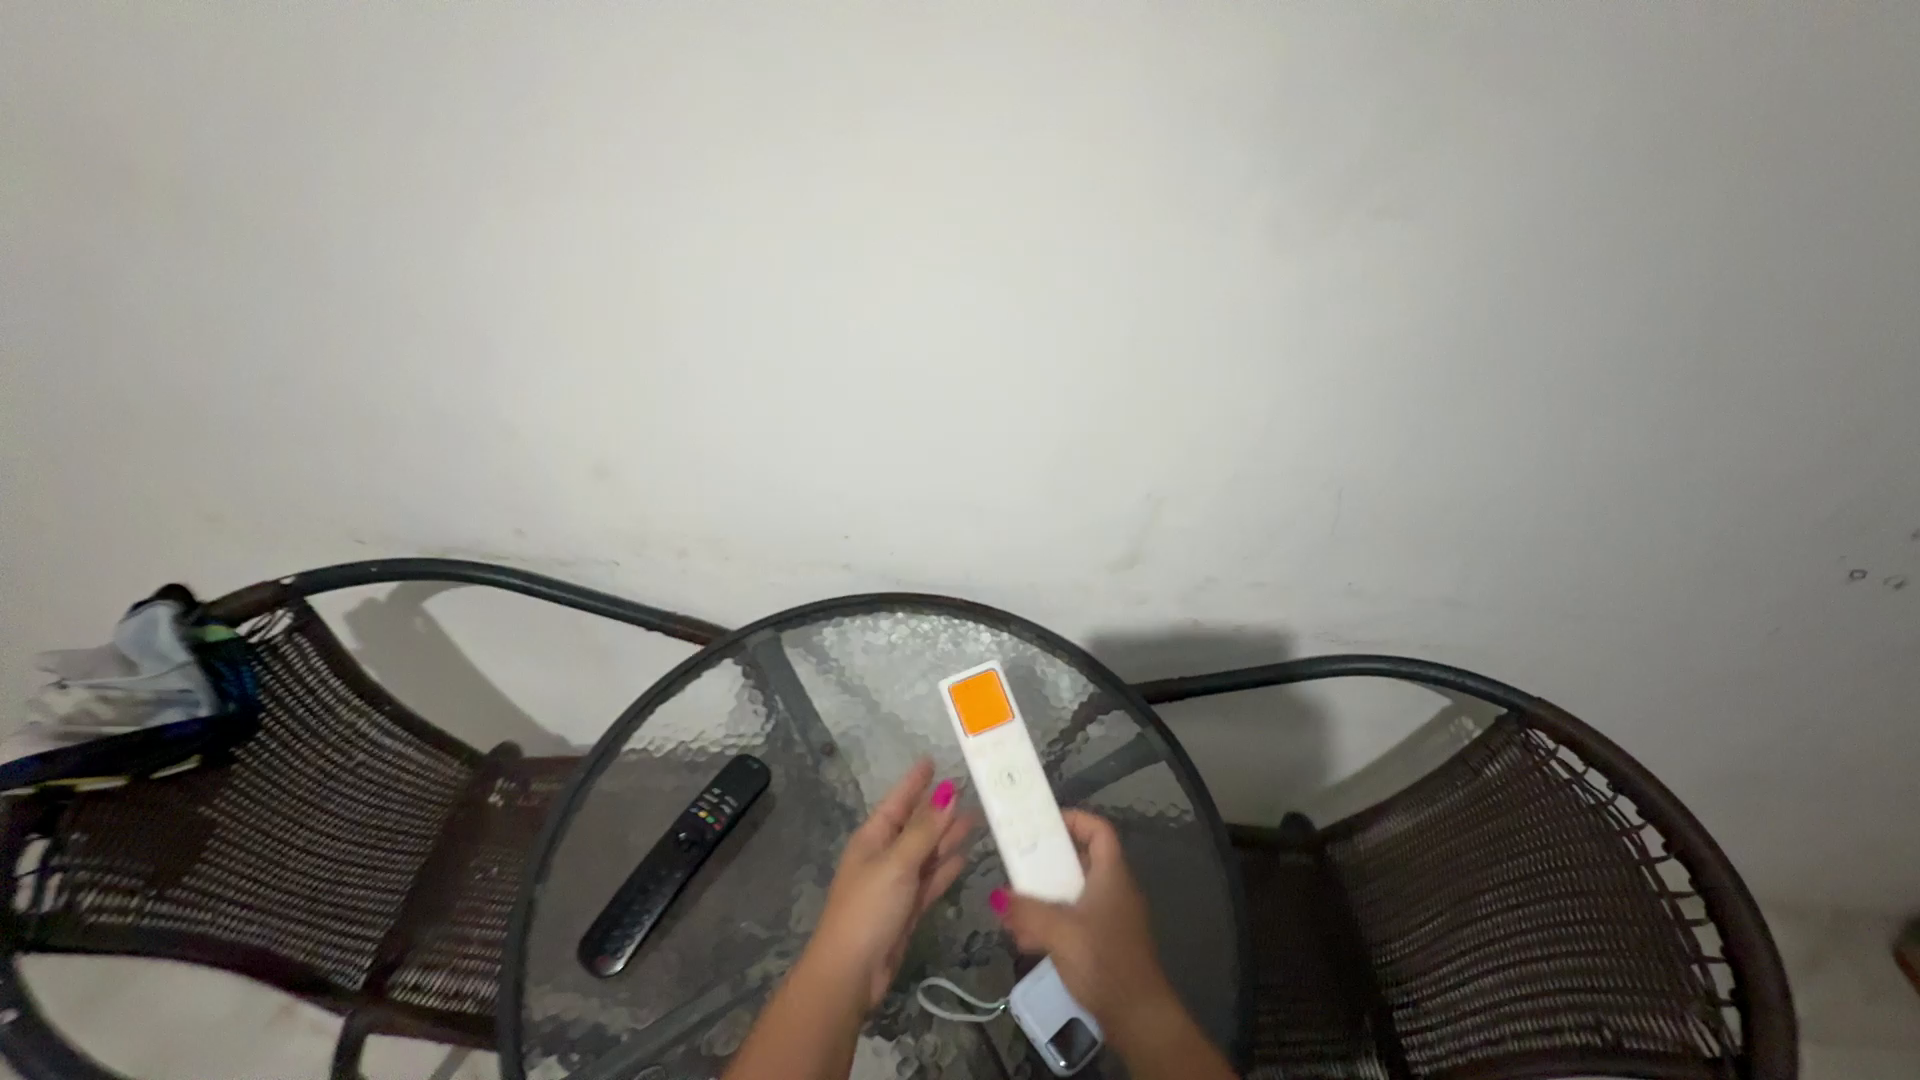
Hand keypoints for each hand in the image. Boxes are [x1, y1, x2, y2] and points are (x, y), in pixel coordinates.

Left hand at [804, 759, 976, 1008]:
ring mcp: (896, 884)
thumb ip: (924, 831)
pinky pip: (931, 880)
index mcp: (872, 838)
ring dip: (948, 837)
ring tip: (976, 819)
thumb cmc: (868, 908)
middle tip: (969, 789)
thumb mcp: (897, 863)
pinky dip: (946, 868)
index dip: (915, 782)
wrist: (852, 972)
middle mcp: (884, 856)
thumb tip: (947, 793)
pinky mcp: (908, 909)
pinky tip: (964, 857)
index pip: (898, 801)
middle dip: (940, 809)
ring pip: (927, 853)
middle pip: (916, 826)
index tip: (933, 761)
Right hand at [994, 810, 1175, 1033]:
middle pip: (1080, 860)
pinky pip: (1074, 920)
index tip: (1042, 824)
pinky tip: (1026, 940)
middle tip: (1017, 865)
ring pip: (1073, 893)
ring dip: (1043, 898)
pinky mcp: (1103, 943)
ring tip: (1014, 909)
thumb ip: (1027, 910)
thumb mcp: (1059, 930)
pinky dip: (1051, 923)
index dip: (1074, 819)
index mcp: (1111, 875)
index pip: (1099, 829)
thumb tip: (998, 896)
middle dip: (1046, 864)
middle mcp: (1114, 890)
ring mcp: (1110, 917)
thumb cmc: (1102, 959)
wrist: (1136, 1016)